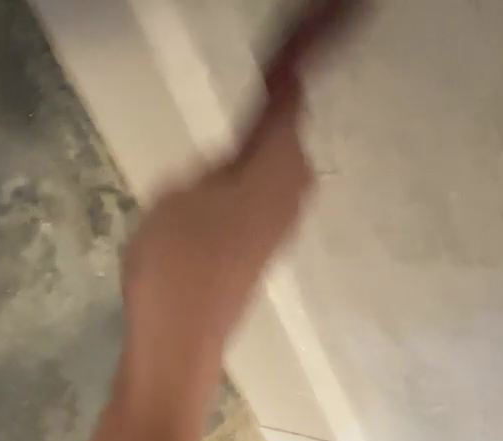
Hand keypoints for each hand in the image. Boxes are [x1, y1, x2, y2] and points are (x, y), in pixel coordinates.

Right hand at [122, 0, 363, 355]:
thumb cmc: (174, 265)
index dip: (304, 49)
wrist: (178, 346)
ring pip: (262, 172)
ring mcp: (280, 226)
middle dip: (256, 125)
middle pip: (279, 135)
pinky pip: (251, 203)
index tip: (328, 12)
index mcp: (279, 160)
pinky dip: (231, 197)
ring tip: (187, 197)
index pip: (291, 90)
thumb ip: (211, 165)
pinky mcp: (260, 254)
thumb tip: (232, 166)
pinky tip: (192, 223)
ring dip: (236, 168)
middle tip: (216, 137)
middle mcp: (294, 188)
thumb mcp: (177, 195)